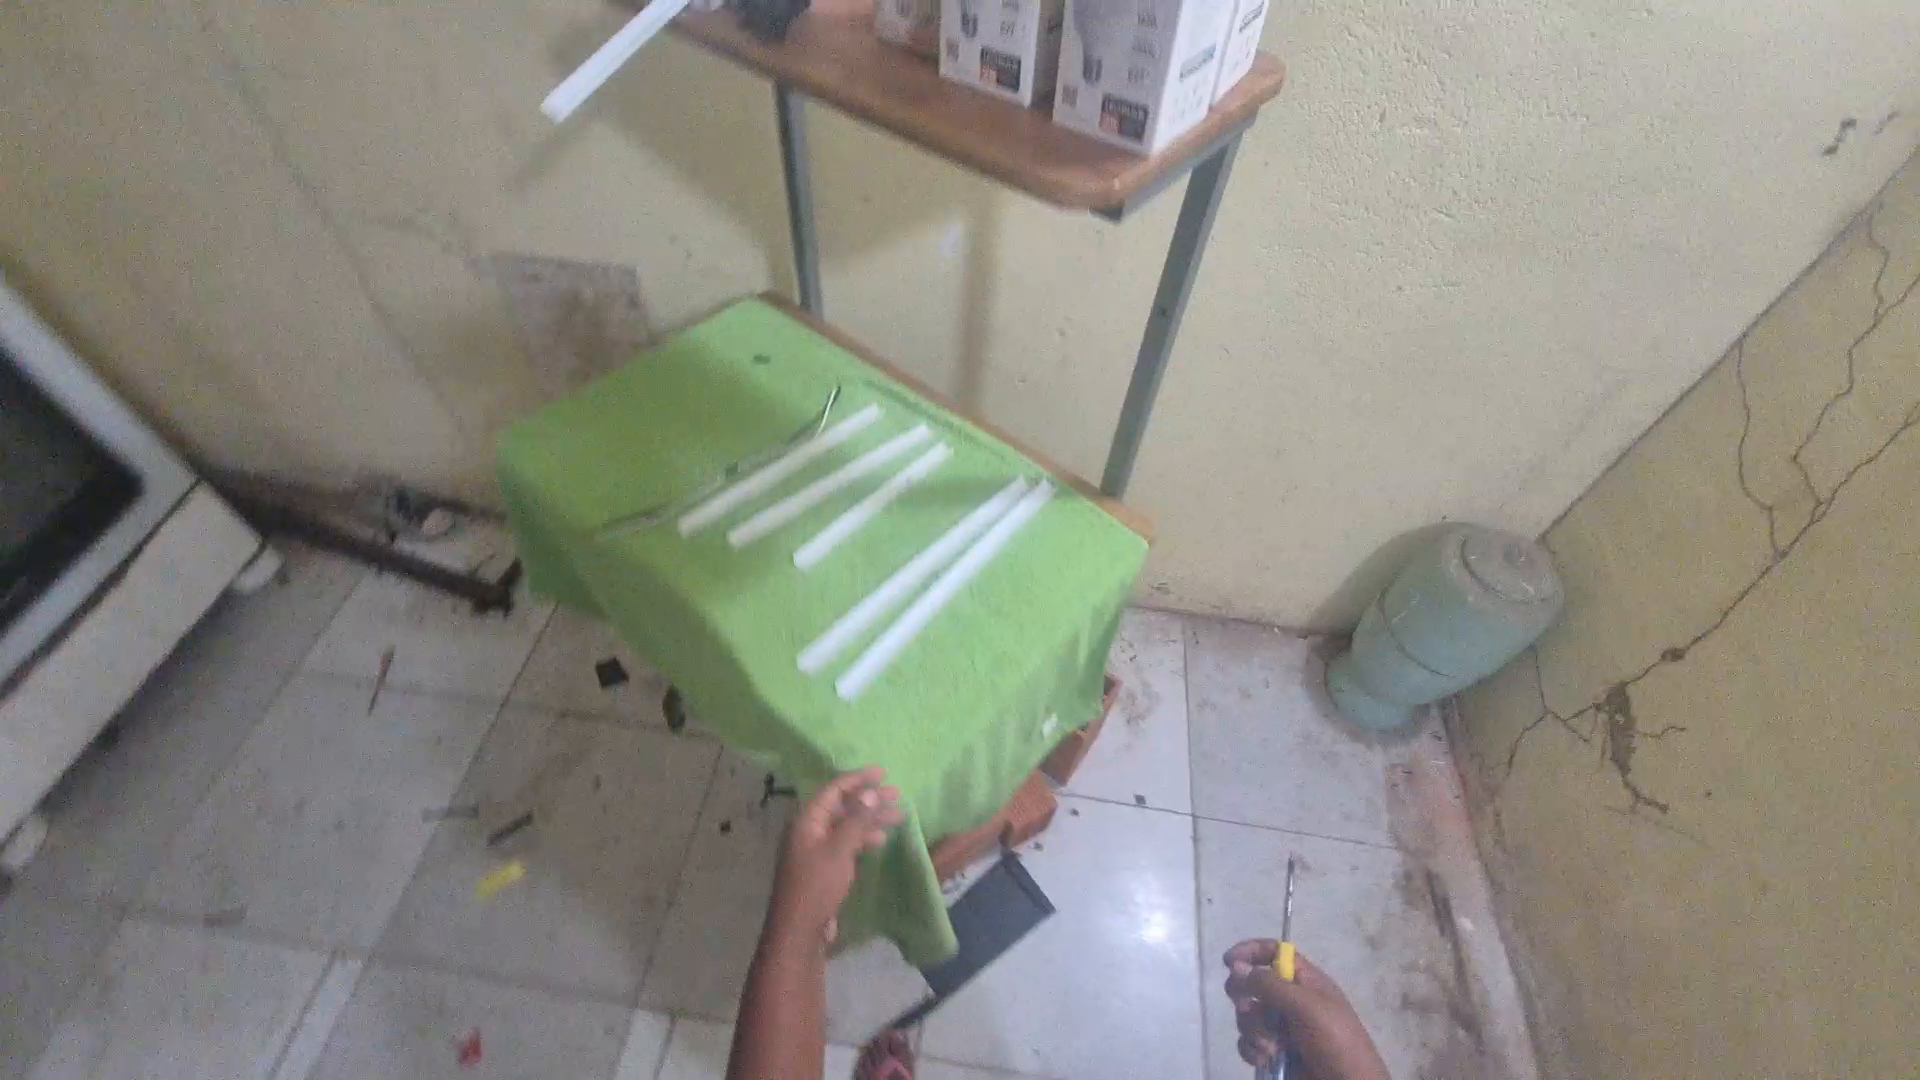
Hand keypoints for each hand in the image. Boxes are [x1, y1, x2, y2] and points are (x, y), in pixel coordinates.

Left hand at [769, 767, 903, 945]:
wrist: (799, 931)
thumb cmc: (817, 885)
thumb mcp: (839, 849)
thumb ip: (856, 819)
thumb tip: (871, 792)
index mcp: (807, 820)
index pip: (835, 790)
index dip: (859, 779)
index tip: (883, 773)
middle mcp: (810, 829)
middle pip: (843, 806)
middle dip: (870, 800)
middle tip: (897, 795)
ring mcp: (816, 848)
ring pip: (847, 824)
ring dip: (871, 819)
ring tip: (898, 816)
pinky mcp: (823, 865)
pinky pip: (846, 842)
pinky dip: (863, 838)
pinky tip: (880, 839)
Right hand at [1223, 940, 1390, 1079]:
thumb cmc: (1336, 1043)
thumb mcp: (1306, 1007)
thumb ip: (1269, 984)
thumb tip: (1235, 966)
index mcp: (1306, 982)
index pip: (1273, 952)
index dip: (1250, 951)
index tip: (1228, 961)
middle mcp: (1291, 1000)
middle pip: (1253, 982)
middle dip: (1244, 994)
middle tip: (1246, 1006)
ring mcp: (1282, 1028)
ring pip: (1248, 1014)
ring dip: (1252, 1028)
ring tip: (1269, 1046)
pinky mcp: (1275, 1054)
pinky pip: (1249, 1042)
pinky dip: (1251, 1048)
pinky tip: (1264, 1058)